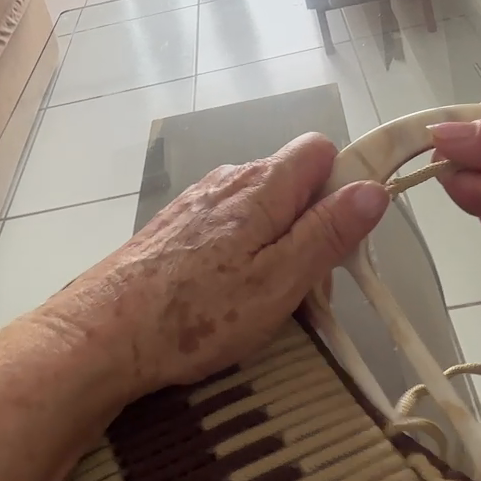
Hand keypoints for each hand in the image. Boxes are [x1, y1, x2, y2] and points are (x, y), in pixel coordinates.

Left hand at [26, 133, 389, 398]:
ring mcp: (201, 197)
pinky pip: (231, 222)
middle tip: (302, 288)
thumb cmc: (200, 311)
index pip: (320, 150)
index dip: (340, 186)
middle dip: (310, 226)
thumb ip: (327, 233)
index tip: (340, 238)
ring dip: (276, 243)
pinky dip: (243, 250)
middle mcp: (232, 177)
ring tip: (260, 301)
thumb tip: (373, 188)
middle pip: (292, 182)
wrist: (107, 329)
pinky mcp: (179, 221)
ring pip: (261, 205)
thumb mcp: (280, 280)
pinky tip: (224, 294)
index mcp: (263, 183)